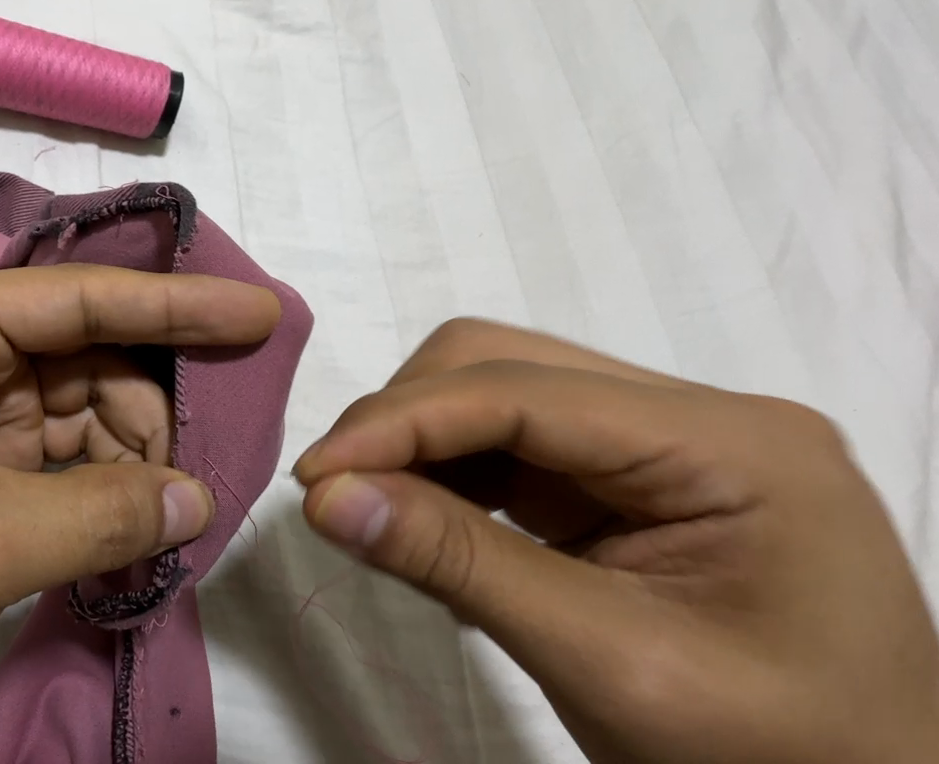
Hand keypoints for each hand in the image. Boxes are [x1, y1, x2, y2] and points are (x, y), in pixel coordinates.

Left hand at [0, 266, 281, 763]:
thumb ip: (105, 513)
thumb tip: (200, 500)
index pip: (76, 296)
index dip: (176, 304)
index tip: (262, 311)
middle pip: (81, 353)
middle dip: (148, 405)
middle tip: (205, 467)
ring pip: (73, 410)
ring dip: (127, 455)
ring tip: (168, 511)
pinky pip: (52, 459)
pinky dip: (97, 488)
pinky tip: (133, 523)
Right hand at [294, 319, 938, 763]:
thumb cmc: (775, 761)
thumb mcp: (612, 667)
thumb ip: (460, 565)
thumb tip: (322, 498)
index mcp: (731, 443)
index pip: (520, 392)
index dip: (400, 422)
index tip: (314, 479)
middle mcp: (695, 414)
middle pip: (499, 365)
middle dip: (404, 421)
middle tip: (340, 494)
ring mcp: (661, 439)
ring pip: (490, 391)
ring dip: (417, 444)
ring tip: (378, 512)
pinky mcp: (627, 472)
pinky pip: (506, 441)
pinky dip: (446, 472)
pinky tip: (429, 522)